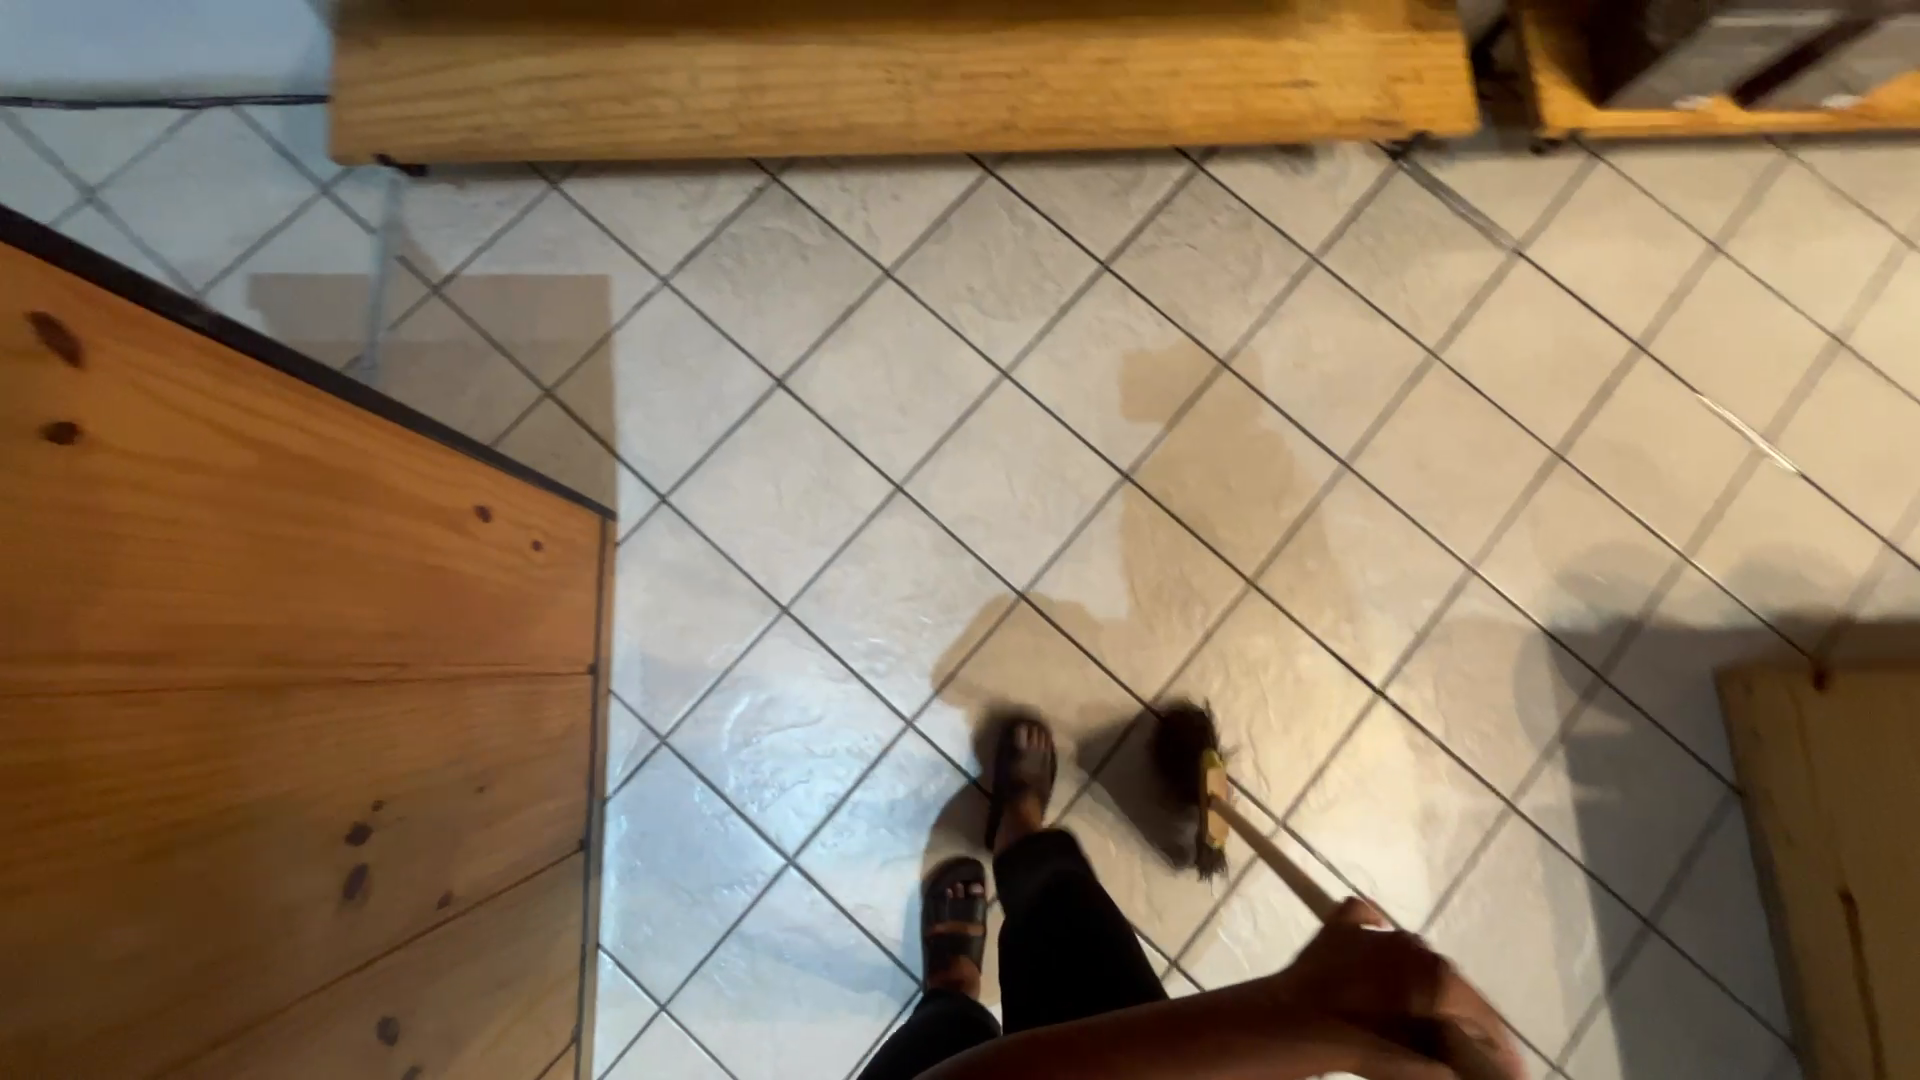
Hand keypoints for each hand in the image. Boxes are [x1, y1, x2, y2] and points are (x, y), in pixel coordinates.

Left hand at [1265, 897, 1525, 1079]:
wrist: (1300, 1022)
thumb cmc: (1367, 1048)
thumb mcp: (1425, 1064)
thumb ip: (1455, 1057)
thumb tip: (1471, 1060)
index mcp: (1441, 978)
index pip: (1483, 1014)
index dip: (1497, 1045)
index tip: (1509, 1067)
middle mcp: (1414, 946)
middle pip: (1447, 980)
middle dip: (1458, 1011)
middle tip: (1463, 1038)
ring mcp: (1374, 932)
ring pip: (1410, 952)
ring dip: (1419, 976)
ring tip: (1422, 1005)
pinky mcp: (1338, 926)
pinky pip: (1362, 915)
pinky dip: (1372, 923)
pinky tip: (1377, 930)